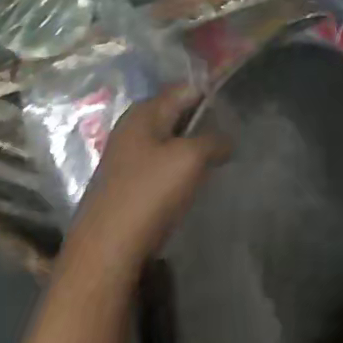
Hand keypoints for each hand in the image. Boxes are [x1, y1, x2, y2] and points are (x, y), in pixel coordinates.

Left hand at [62, 87, 230, 272]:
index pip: (186, 88)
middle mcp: (131, 128)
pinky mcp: (124, 185)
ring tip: (218, 158)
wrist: (104, 254)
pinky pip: (159, 165)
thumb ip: (213, 140)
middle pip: (176, 113)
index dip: (212, 92)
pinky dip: (178, 168)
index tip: (237, 105)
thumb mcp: (191, 159)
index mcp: (144, 112)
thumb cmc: (148, 194)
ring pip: (168, 141)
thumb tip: (227, 140)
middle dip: (203, 120)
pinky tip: (191, 183)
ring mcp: (124, 158)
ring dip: (192, 146)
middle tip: (232, 132)